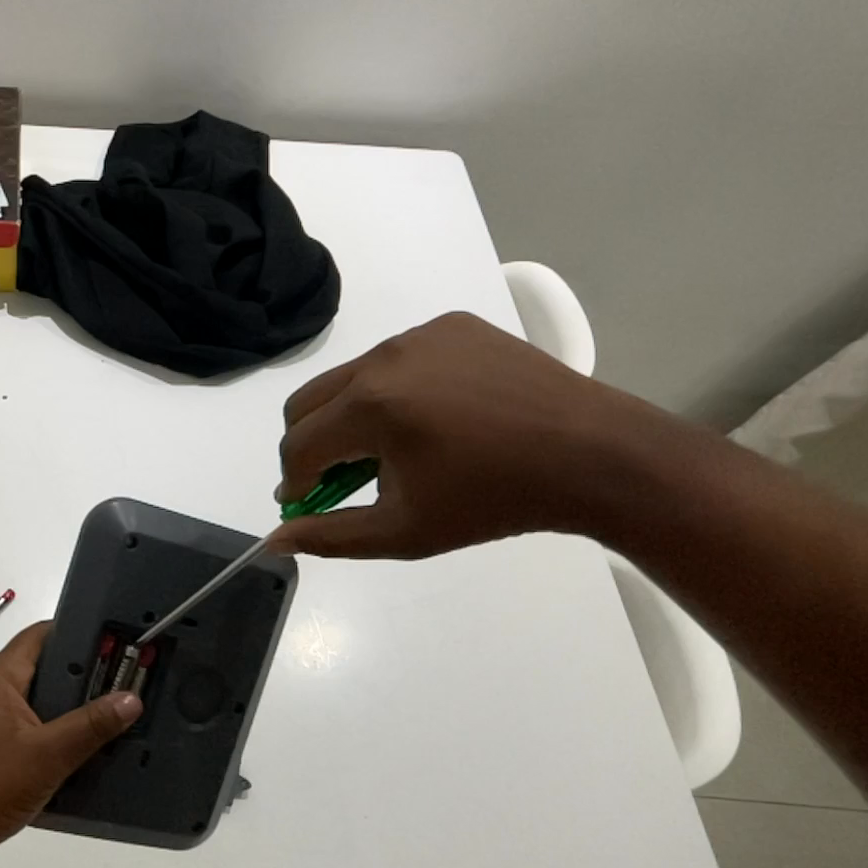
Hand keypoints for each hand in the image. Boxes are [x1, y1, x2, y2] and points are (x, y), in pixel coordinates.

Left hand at [0, 622, 141, 865]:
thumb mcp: (48, 754)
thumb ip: (91, 725)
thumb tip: (131, 698)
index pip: (41, 634)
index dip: (79, 631)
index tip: (118, 640)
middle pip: (46, 666)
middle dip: (85, 672)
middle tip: (128, 680)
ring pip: (43, 699)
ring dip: (76, 705)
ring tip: (117, 711)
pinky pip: (37, 725)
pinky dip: (62, 729)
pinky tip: (91, 745)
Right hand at [271, 311, 682, 558]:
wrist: (595, 457)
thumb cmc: (492, 503)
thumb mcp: (402, 533)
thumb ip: (328, 536)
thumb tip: (273, 541)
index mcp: (370, 406)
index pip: (296, 446)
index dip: (294, 484)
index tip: (309, 506)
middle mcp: (383, 357)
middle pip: (305, 403)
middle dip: (308, 446)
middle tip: (339, 478)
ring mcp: (419, 334)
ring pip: (346, 379)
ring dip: (347, 418)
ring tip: (390, 450)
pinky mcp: (451, 325)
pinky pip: (393, 358)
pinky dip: (390, 390)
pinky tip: (430, 419)